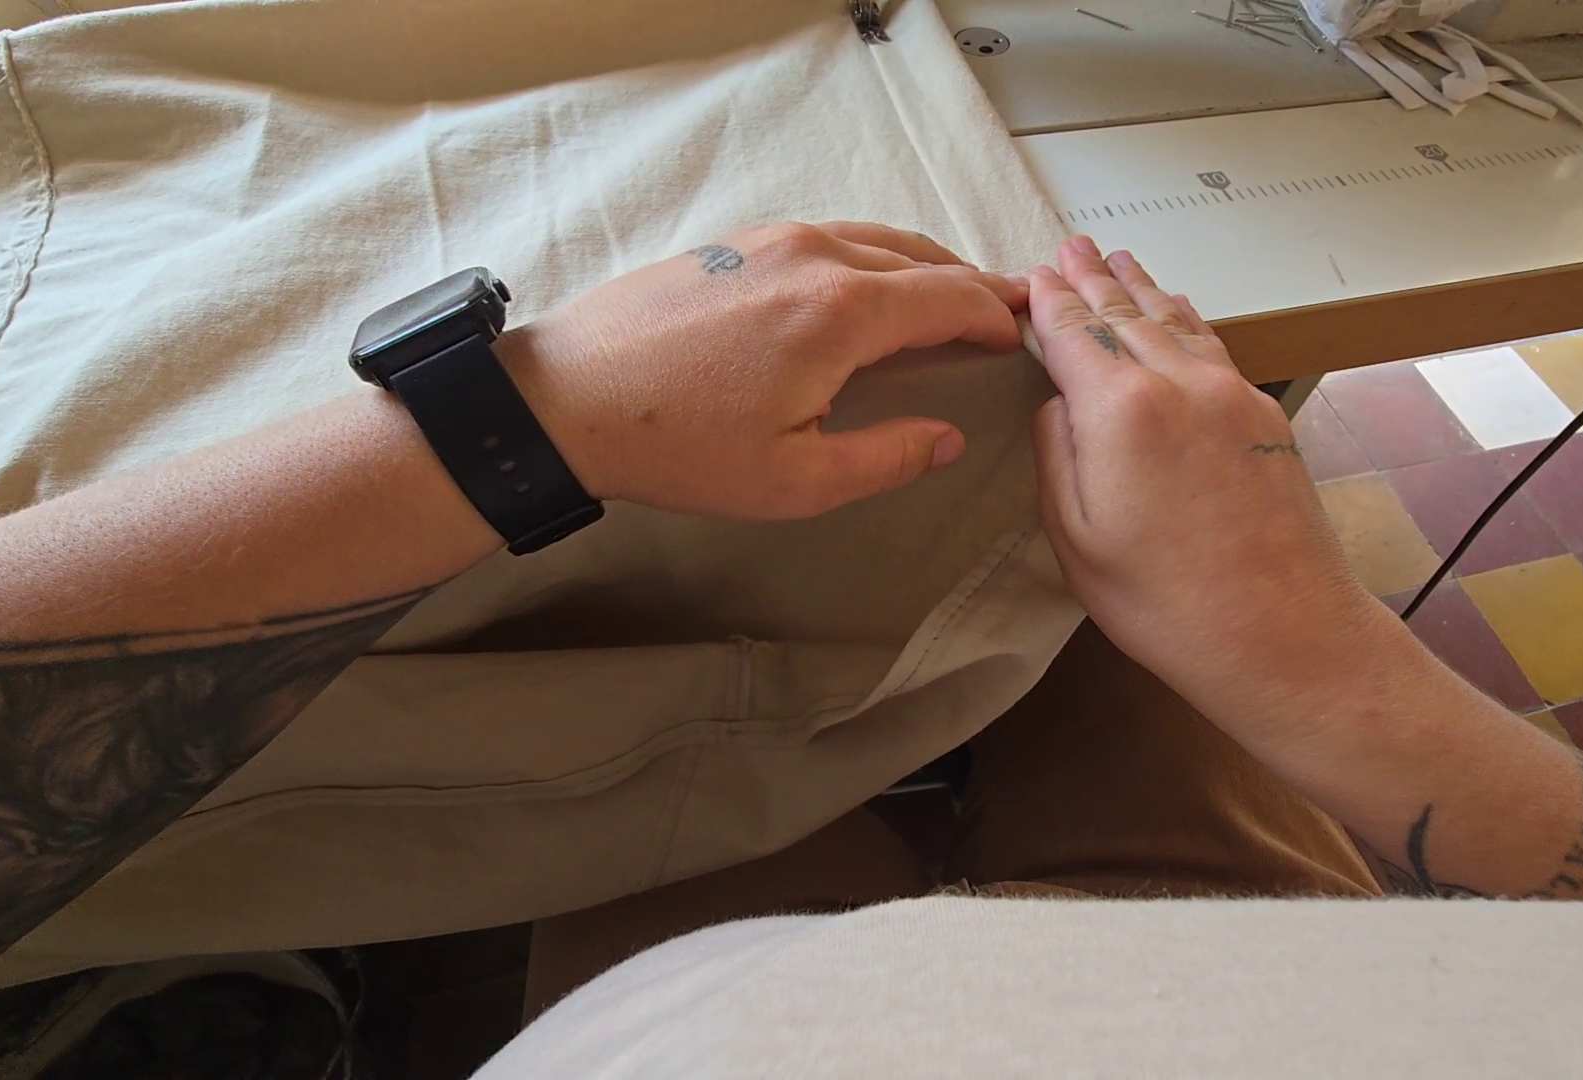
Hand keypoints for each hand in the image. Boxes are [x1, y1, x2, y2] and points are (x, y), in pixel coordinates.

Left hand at [498, 221, 1026, 518]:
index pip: (948, 299)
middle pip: (920, 259)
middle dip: (970, 284)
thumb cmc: (682, 446)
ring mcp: (770, 239)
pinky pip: (830, 236)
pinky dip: (873, 256)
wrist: (567, 399)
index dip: (992, 316)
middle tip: (1002, 307)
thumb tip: (948, 440)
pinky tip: (871, 283)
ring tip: (950, 293)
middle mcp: (815, 256)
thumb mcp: (798, 480)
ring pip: (876, 239)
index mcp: (842, 313)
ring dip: (924, 266)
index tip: (1015, 334)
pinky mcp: (735, 241)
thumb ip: (887, 457)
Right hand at [1028, 237, 1417, 744]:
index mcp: (1121, 411)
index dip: (1050, 303)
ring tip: (1116, 259)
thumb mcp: (1075, 538)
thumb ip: (1056, 454)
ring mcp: (1232, 395)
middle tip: (1069, 246)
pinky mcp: (1264, 417)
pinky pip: (1213, 345)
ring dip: (1140, 287)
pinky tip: (1179, 307)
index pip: (1073, 336)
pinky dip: (1185, 316)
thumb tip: (1057, 403)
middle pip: (1124, 315)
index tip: (1035, 276)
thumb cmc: (1162, 600)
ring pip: (1174, 320)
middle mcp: (1180, 384)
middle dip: (1091, 279)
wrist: (1283, 636)